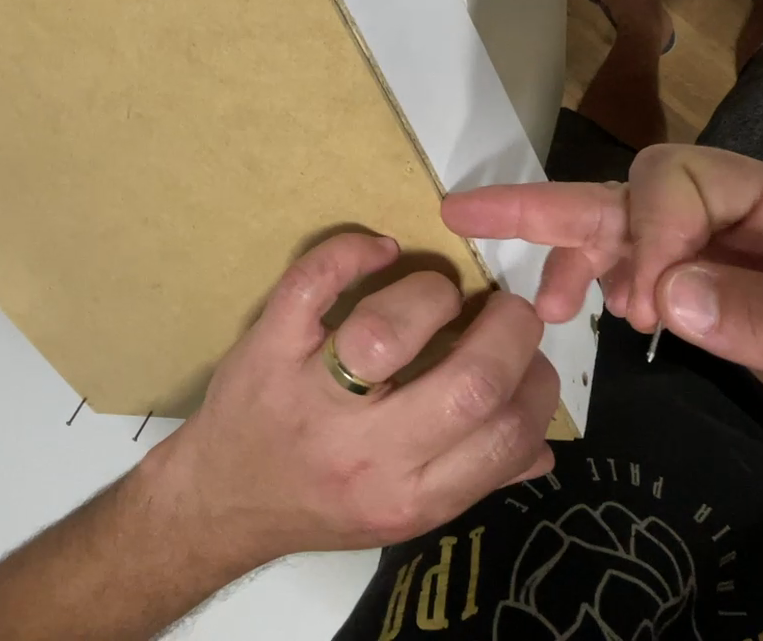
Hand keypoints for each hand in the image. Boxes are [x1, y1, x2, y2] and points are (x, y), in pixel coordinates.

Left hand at [140, 233, 558, 569]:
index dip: (535, 382)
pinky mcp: (268, 350)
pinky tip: (379, 249)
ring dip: (432, 294)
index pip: (503, 434)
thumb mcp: (401, 514)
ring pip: (387, 330)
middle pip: (468, 382)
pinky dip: (349, 252)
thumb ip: (474, 480)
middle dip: (508, 329)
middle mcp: (366, 454)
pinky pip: (311, 285)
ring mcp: (310, 397)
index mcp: (410, 497)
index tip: (531, 356)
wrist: (219, 502)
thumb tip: (542, 442)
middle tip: (506, 310)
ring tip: (439, 293)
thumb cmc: (318, 505)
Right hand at [441, 145, 762, 521]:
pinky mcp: (729, 309)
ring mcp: (742, 266)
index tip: (644, 309)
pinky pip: (645, 279)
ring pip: (630, 231)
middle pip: (642, 189)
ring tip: (536, 302)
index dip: (651, 230)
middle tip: (471, 212)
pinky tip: (573, 309)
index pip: (697, 181)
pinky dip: (596, 284)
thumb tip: (669, 293)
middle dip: (558, 203)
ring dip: (570, 250)